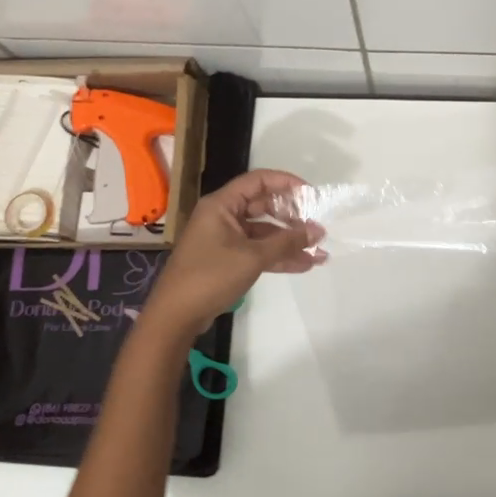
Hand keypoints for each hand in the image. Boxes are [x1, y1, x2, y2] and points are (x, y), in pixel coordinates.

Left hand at [143, 169, 323, 333]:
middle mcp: (222, 216)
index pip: (258, 181)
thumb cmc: (211, 276)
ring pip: (263, 232)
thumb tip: (317, 230)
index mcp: (222, 205)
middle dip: (292, 216)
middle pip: (263, 206)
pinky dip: (278, 256)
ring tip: (319, 250)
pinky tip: (303, 264)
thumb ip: (287, 241)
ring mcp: (224, 239)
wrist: (177, 314)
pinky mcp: (227, 259)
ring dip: (289, 241)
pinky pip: (257, 250)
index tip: (312, 195)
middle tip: (316, 225)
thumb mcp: (253, 256)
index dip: (287, 183)